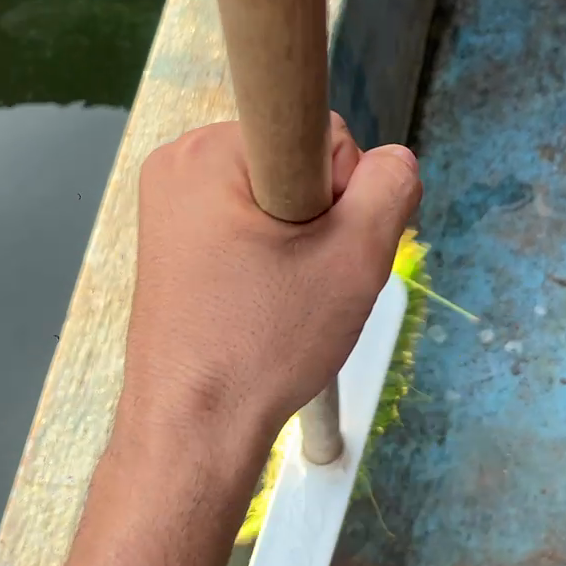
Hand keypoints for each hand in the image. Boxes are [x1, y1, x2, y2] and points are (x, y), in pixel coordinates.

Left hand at [119, 114, 422, 449]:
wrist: (193, 434)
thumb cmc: (266, 343)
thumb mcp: (354, 258)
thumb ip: (391, 187)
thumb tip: (396, 159)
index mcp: (209, 150)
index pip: (319, 131)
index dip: (343, 188)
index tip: (322, 244)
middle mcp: (180, 160)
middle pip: (299, 156)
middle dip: (323, 213)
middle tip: (307, 277)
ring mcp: (170, 199)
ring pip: (280, 188)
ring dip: (302, 233)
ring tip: (286, 292)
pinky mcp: (173, 235)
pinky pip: (250, 214)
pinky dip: (274, 245)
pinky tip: (266, 293)